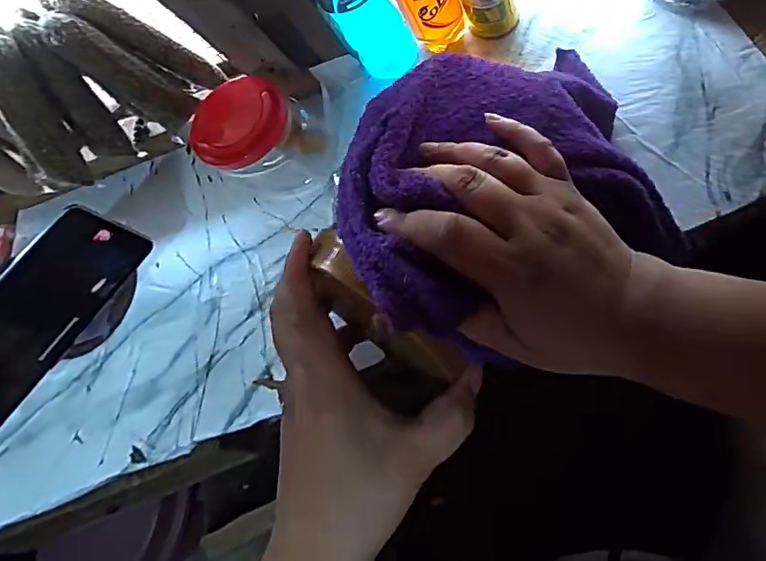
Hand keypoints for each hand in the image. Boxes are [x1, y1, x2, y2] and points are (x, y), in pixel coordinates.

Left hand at [265, 231, 480, 560]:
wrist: (316, 553)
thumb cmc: (358, 494)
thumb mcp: (416, 455)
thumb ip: (452, 414)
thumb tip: (477, 371)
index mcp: (319, 374)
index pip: (294, 309)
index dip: (293, 268)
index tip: (303, 235)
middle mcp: (301, 377)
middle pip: (288, 314)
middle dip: (302, 276)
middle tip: (335, 250)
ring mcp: (297, 397)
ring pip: (297, 336)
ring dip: (316, 306)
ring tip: (354, 287)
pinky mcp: (302, 414)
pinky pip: (307, 358)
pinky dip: (326, 337)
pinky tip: (363, 345)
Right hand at [376, 113, 669, 376]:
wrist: (636, 314)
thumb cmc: (573, 336)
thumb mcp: (516, 347)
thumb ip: (468, 320)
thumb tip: (425, 292)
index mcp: (512, 268)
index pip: (448, 233)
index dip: (409, 223)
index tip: (384, 219)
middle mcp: (528, 225)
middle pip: (466, 185)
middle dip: (426, 178)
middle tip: (401, 181)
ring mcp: (550, 199)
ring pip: (496, 161)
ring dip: (457, 151)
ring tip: (427, 151)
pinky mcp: (568, 187)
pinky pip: (540, 149)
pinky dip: (514, 129)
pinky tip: (488, 118)